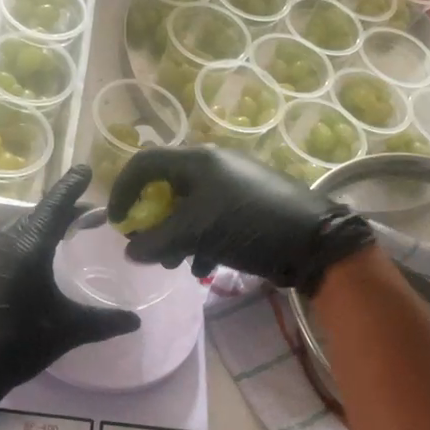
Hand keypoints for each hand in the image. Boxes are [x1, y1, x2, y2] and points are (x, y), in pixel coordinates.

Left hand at [0, 166, 140, 429]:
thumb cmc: (19, 344)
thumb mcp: (67, 330)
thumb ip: (104, 321)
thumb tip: (136, 321)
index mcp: (28, 247)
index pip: (56, 207)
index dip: (72, 188)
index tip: (86, 170)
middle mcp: (4, 241)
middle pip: (39, 216)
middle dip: (66, 212)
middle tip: (91, 218)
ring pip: (22, 229)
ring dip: (45, 226)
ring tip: (69, 234)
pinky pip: (9, 242)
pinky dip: (29, 240)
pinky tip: (40, 256)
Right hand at [109, 147, 375, 292]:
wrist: (313, 240)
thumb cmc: (250, 226)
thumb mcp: (196, 233)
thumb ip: (157, 241)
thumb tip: (130, 251)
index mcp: (197, 162)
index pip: (144, 164)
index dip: (122, 191)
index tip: (116, 223)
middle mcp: (212, 168)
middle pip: (165, 190)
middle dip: (152, 224)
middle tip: (148, 250)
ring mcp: (232, 188)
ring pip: (188, 211)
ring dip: (175, 239)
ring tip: (175, 265)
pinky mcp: (247, 209)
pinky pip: (211, 223)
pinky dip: (200, 244)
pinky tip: (205, 267)